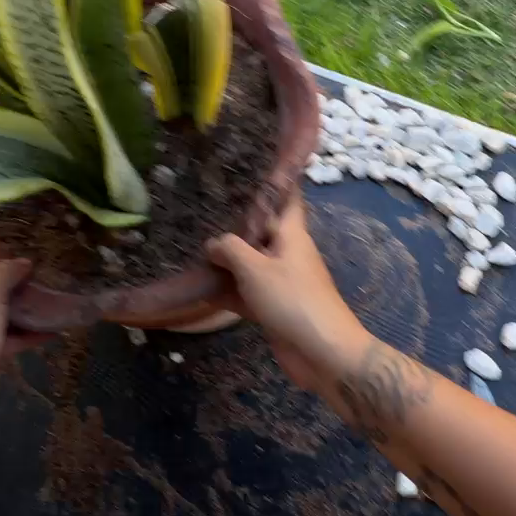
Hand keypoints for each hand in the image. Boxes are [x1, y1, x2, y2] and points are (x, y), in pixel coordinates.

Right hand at [206, 196, 370, 388]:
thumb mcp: (255, 268)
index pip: (286, 197)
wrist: (323, 354)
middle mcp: (287, 252)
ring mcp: (280, 281)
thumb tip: (213, 243)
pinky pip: (246, 292)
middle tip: (203, 203)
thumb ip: (230, 248)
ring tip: (193, 242)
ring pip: (250, 262)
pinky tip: (200, 287)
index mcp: (291, 234)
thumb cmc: (293, 299)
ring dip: (227, 259)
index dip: (275, 179)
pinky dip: (228, 289)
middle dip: (236, 221)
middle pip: (260, 230)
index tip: (255, 161)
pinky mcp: (273, 308)